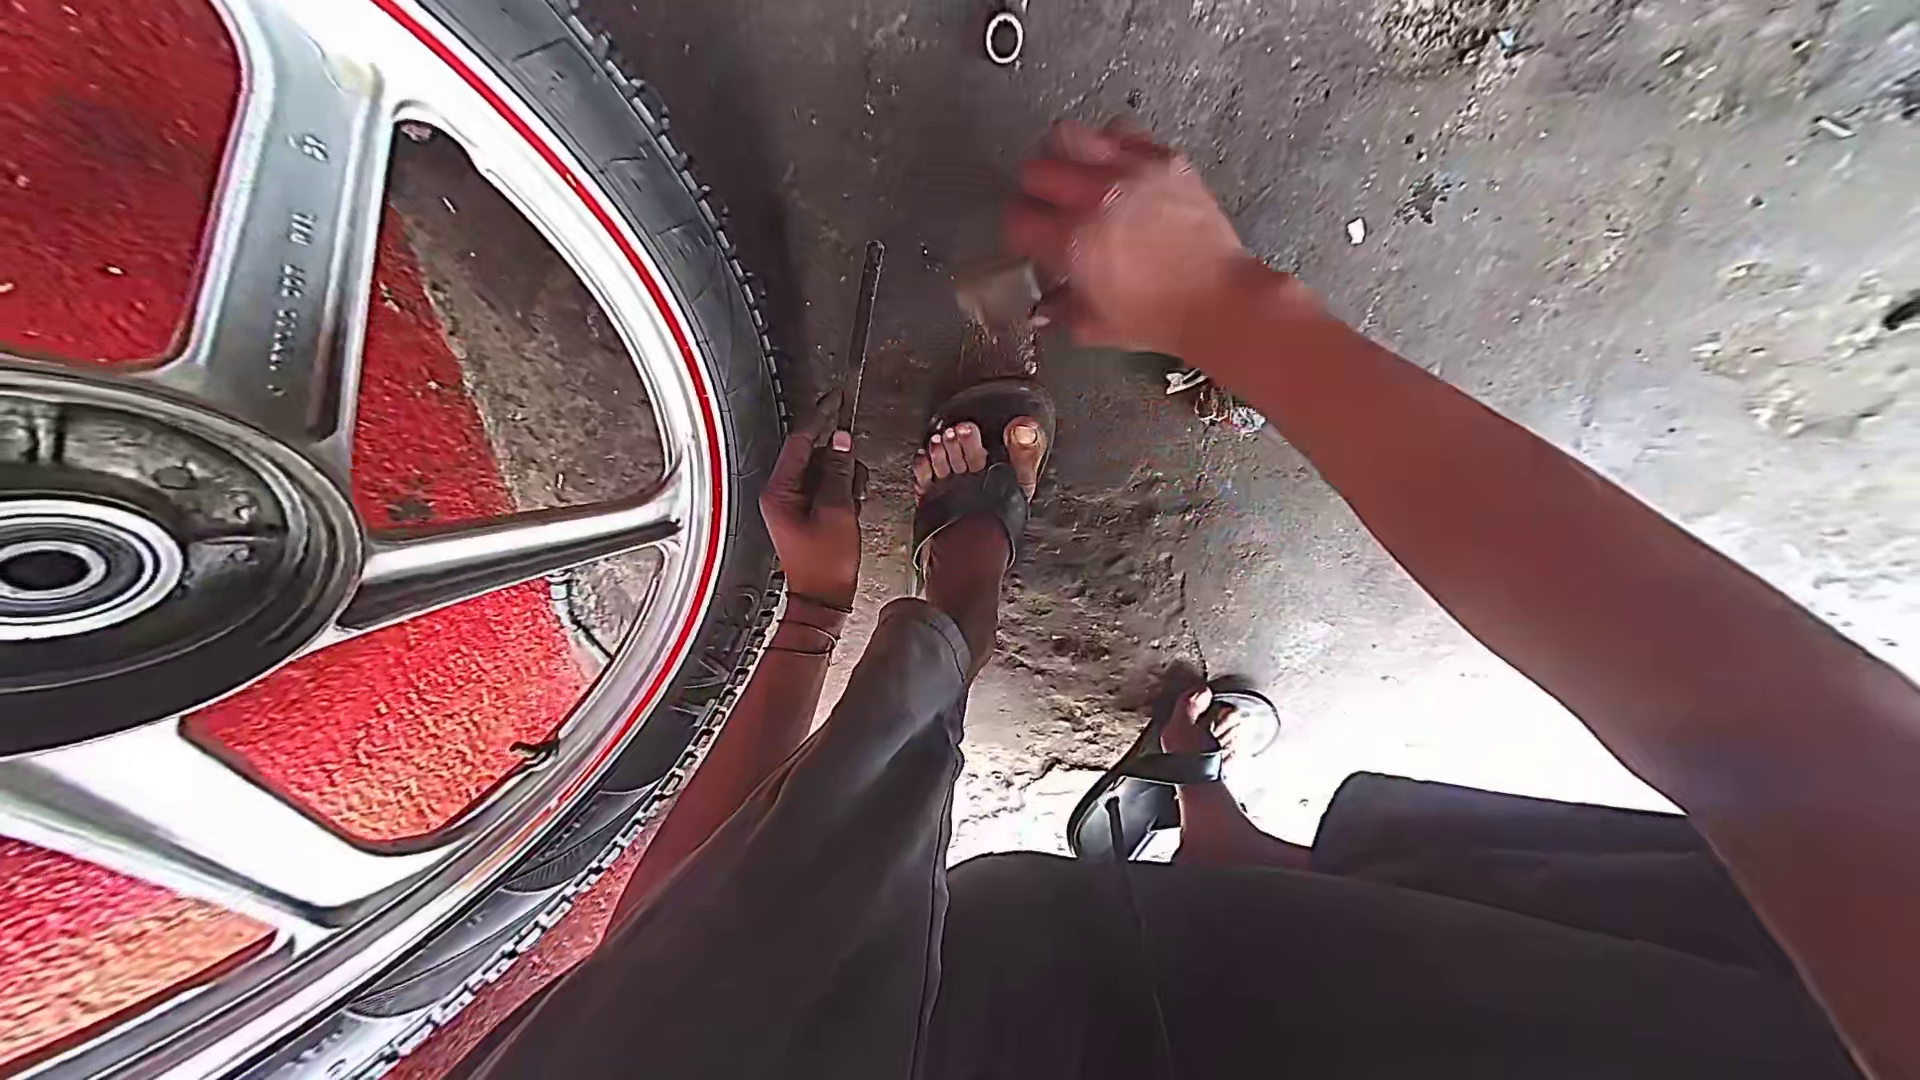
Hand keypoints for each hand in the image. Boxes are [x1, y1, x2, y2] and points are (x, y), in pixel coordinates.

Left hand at [759, 389, 861, 610]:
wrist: (824, 600)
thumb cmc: (826, 564)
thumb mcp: (839, 512)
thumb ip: (841, 472)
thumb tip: (843, 442)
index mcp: (780, 491)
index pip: (801, 441)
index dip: (821, 418)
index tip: (837, 400)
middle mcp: (782, 494)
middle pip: (815, 455)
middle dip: (841, 463)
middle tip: (855, 483)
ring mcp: (793, 503)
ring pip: (825, 471)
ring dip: (845, 481)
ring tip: (851, 507)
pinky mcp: (805, 512)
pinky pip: (827, 488)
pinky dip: (843, 494)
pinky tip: (849, 512)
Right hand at [1004, 120, 1262, 356]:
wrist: (1214, 299)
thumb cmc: (1158, 316)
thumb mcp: (1094, 326)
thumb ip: (1060, 312)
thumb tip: (1044, 307)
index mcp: (1072, 243)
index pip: (1017, 218)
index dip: (1016, 229)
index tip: (1025, 237)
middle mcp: (1095, 199)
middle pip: (1034, 171)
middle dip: (1032, 192)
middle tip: (1043, 207)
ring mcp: (1129, 172)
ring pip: (1069, 136)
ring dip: (1061, 157)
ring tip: (1071, 176)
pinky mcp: (1163, 159)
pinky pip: (1120, 131)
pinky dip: (1108, 145)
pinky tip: (1112, 166)